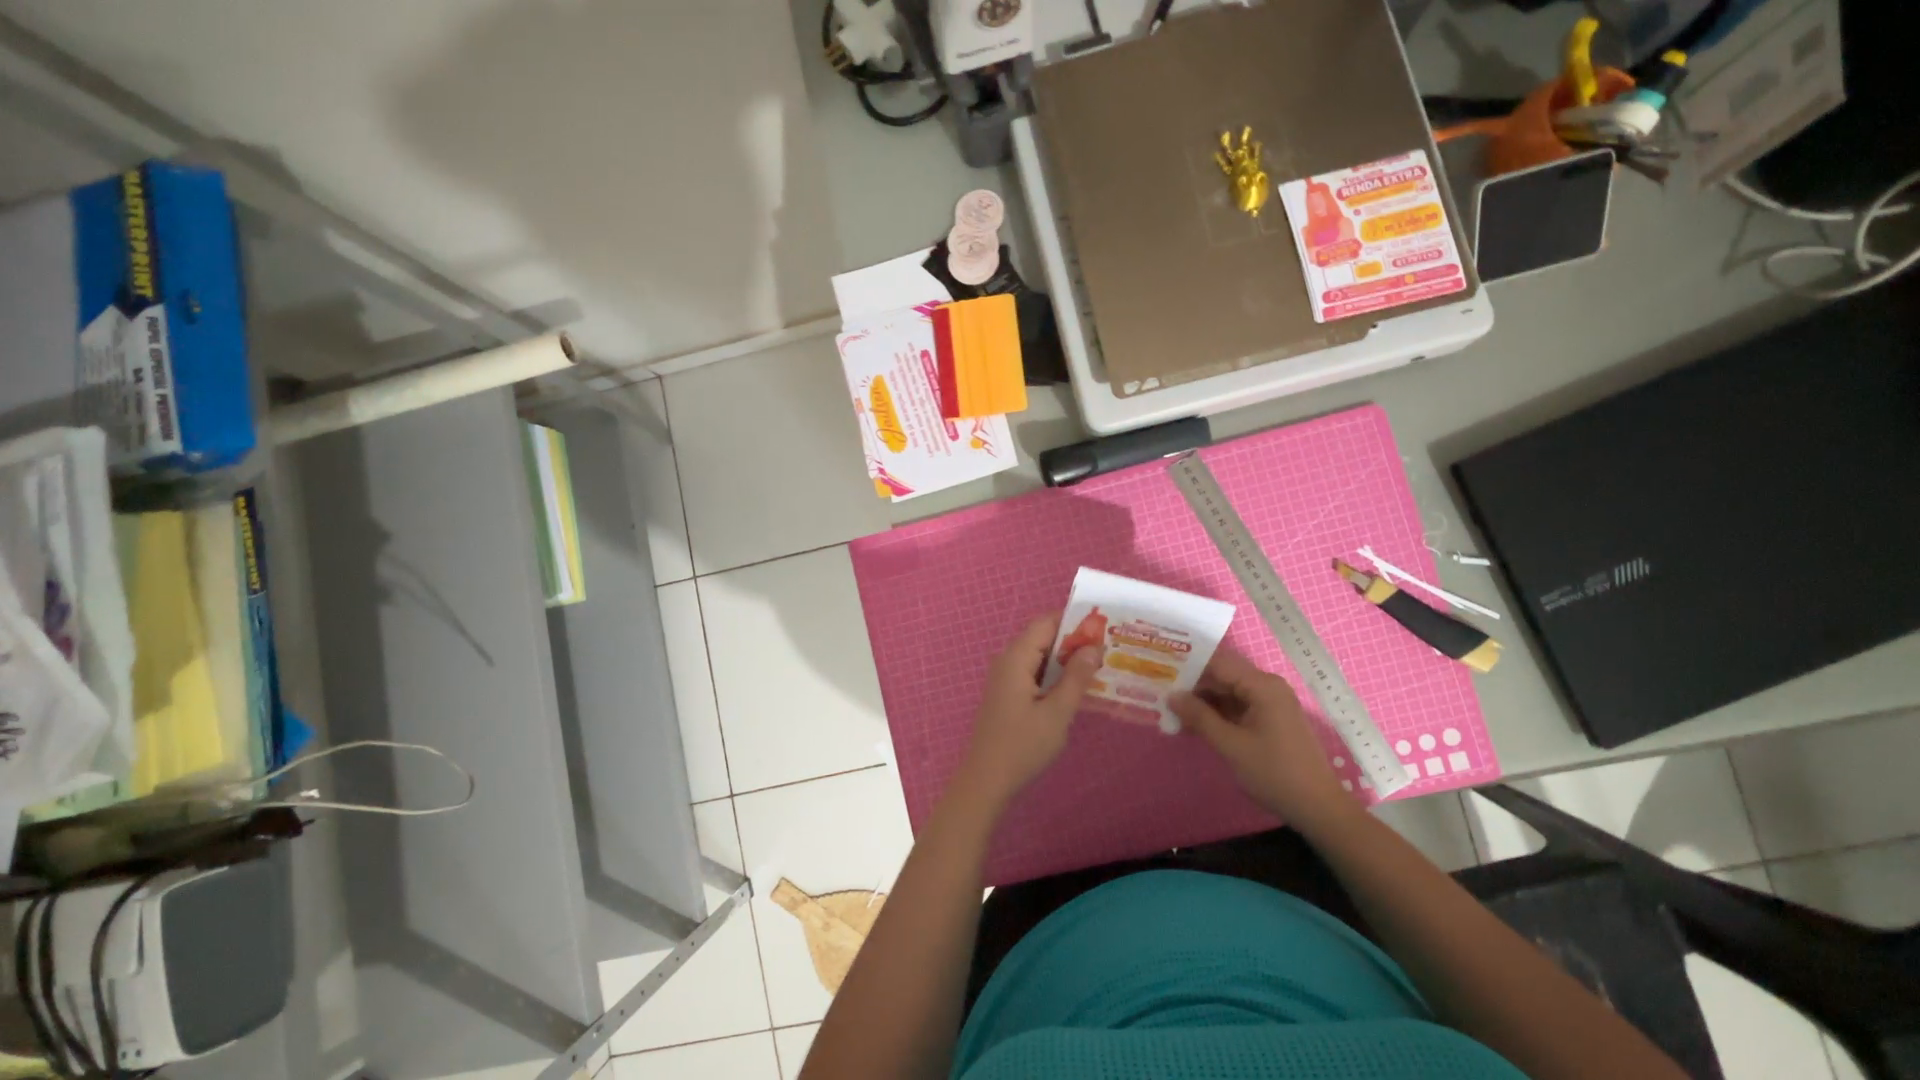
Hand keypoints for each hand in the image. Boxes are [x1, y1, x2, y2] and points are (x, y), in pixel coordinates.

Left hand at [955, 615, 1100, 807]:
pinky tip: (1077, 688)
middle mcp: (1007, 661)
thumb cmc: (1022, 746)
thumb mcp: (1057, 712)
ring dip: (1067, 660)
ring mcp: (1005, 679)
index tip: (1104, 629)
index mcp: (1016, 658)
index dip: (1075, 621)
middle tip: (1109, 649)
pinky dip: (1055, 675)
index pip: (1046, 622)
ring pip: (1040, 657)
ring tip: (1101, 667)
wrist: (986, 781)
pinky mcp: (1008, 695)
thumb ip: (1076, 677)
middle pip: (1043, 637)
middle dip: (1074, 641)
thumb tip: (1094, 647)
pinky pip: (1034, 673)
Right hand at [1170, 649, 1356, 832]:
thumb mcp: (1231, 745)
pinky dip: (1216, 714)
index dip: (1189, 664)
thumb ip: (1200, 717)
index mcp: (1262, 686)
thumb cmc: (1274, 772)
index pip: (1218, 663)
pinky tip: (1192, 723)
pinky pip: (1237, 708)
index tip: (1159, 668)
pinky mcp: (1270, 721)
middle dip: (1192, 684)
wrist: (1317, 806)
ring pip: (1228, 693)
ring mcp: (1270, 704)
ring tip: (1169, 707)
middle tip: (1158, 690)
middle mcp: (1267, 687)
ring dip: (1202, 701)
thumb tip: (1171, 695)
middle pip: (1223, 676)